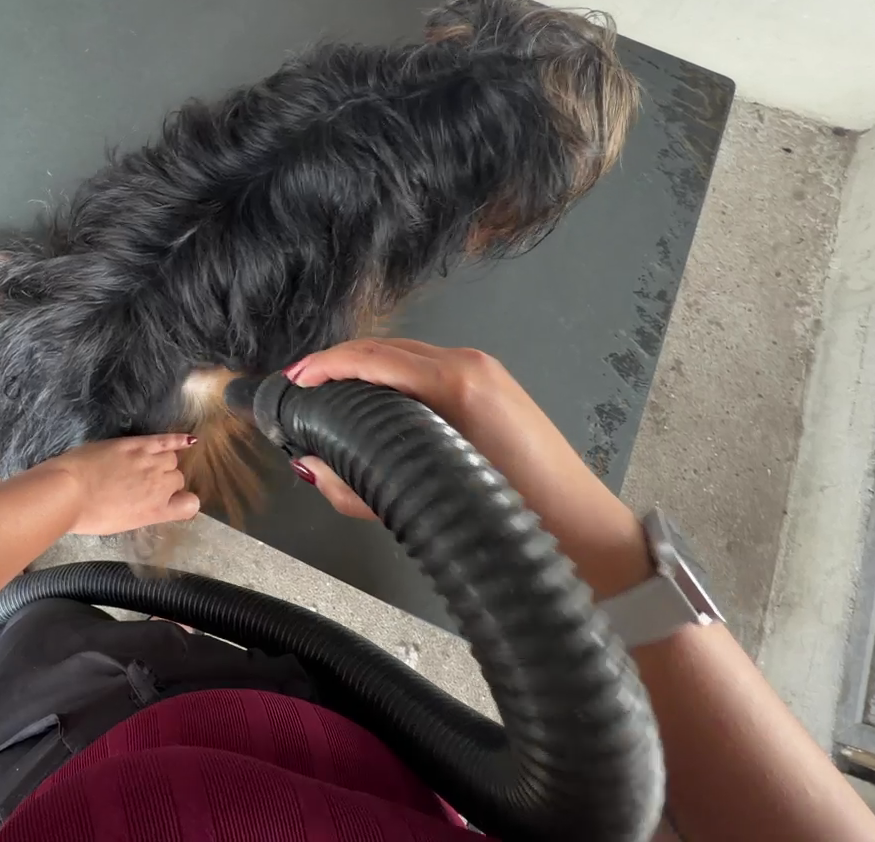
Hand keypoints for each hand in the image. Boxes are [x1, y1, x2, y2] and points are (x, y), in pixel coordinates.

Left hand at [33, 434, 200, 535]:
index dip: (181, 501)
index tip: (170, 500)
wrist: (68, 492)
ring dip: (162, 462)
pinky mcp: (136, 444)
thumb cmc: (88, 515)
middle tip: (141, 484)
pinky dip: (179, 439)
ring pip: (171, 459)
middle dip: (165, 481)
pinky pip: (165, 440)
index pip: (190, 504)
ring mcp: (149, 463)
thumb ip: (142, 511)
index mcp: (156, 511)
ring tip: (143, 466)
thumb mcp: (121, 523)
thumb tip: (146, 502)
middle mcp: (159, 487)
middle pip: (177, 478)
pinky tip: (189, 440)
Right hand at [282, 339, 511, 519]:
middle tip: (303, 383)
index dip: (325, 364)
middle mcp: (467, 362)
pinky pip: (424, 364)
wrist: (579, 528)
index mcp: (455, 383)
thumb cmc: (510, 514)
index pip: (372, 357)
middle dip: (337, 361)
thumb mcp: (423, 502)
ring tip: (330, 387)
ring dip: (362, 364)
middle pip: (384, 346)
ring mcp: (481, 367)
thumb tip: (311, 468)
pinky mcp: (488, 379)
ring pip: (403, 352)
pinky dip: (390, 373)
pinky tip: (373, 393)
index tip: (295, 379)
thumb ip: (357, 487)